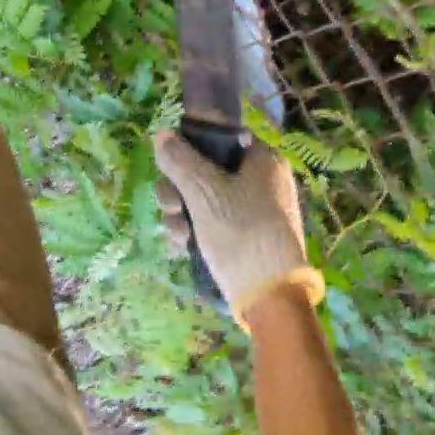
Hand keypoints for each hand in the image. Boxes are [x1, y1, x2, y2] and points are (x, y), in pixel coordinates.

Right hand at [152, 131, 323, 324]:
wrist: (272, 301)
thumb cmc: (241, 233)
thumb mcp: (204, 192)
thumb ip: (180, 160)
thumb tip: (162, 134)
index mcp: (263, 160)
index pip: (220, 135)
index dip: (189, 144)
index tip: (168, 162)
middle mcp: (262, 181)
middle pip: (207, 168)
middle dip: (179, 187)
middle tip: (168, 205)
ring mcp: (256, 211)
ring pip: (206, 197)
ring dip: (181, 212)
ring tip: (175, 233)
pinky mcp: (248, 239)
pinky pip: (214, 222)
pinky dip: (195, 230)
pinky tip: (179, 246)